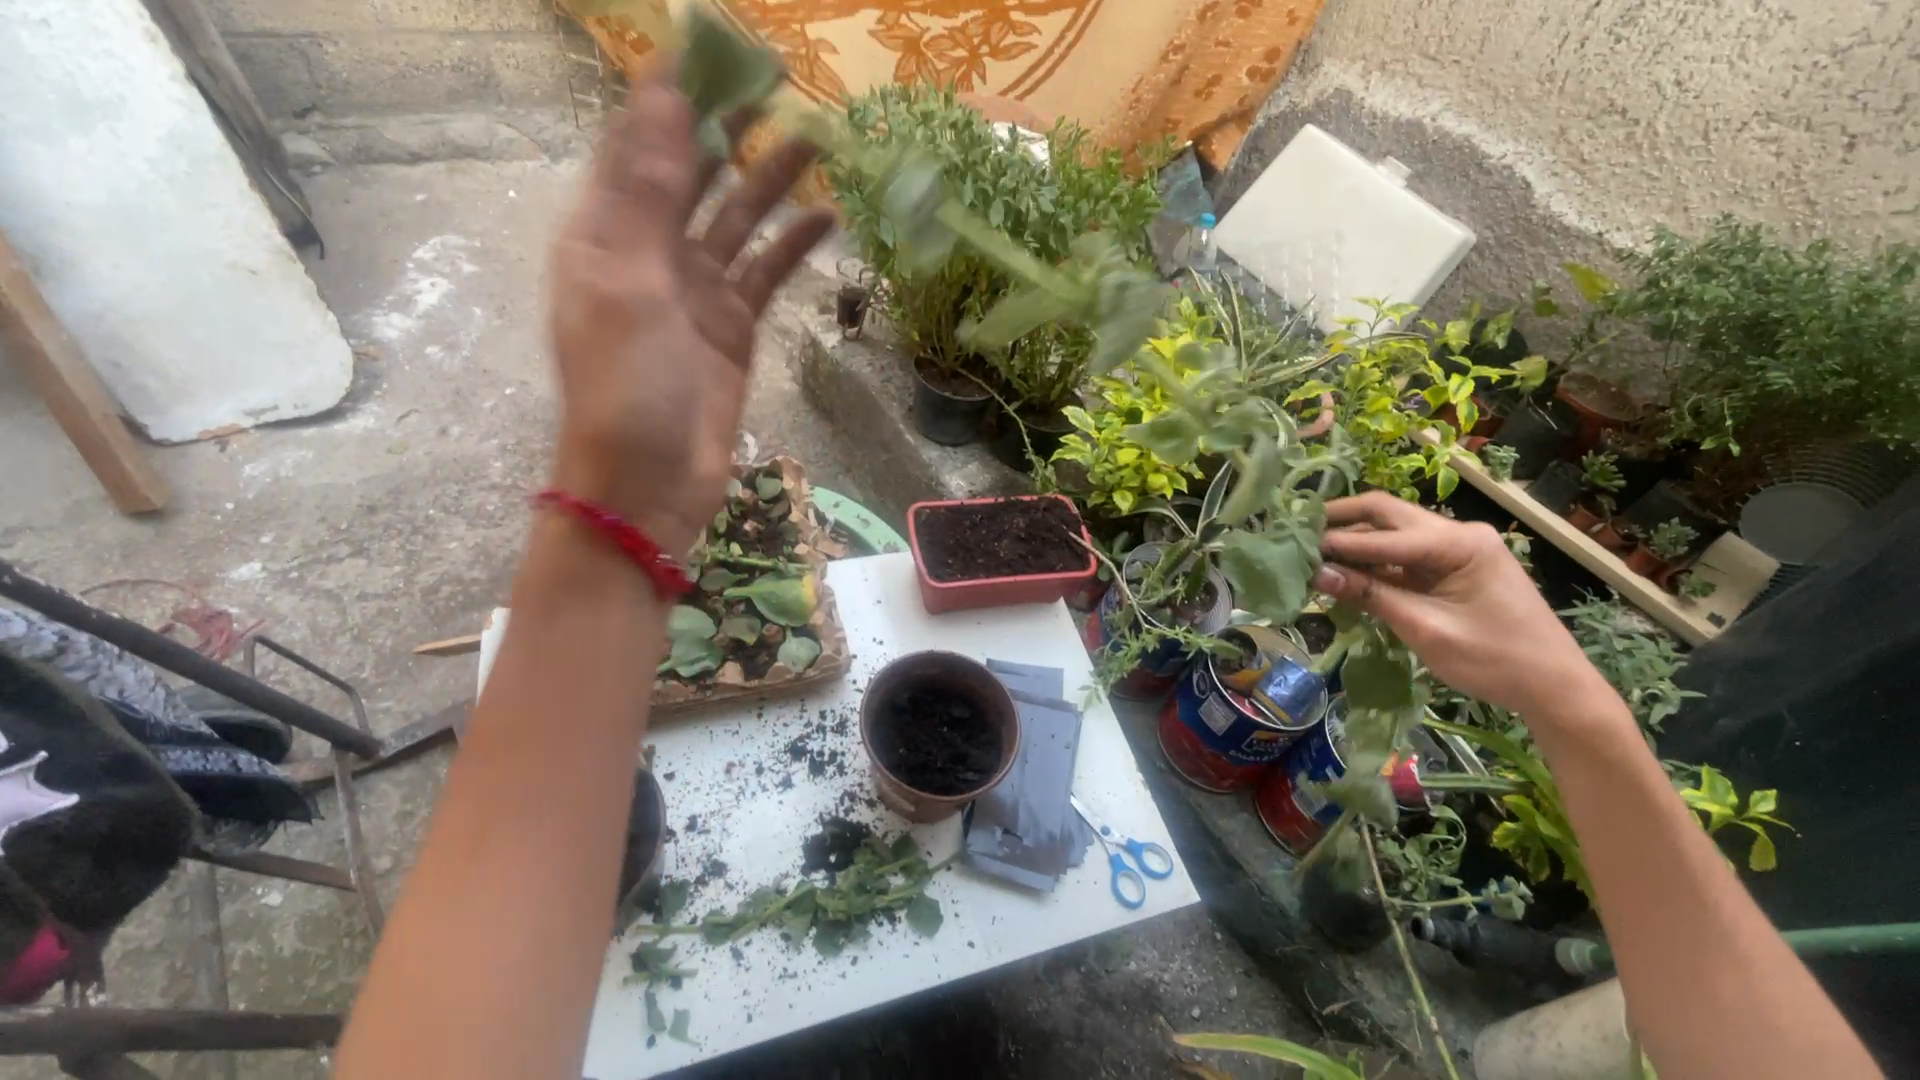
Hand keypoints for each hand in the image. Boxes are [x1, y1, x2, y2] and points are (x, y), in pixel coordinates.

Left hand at [546, 62, 832, 553]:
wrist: (648, 485)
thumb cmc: (625, 385)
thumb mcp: (627, 280)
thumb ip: (648, 190)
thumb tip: (661, 95)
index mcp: (603, 233)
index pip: (634, 144)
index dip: (667, 96)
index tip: (713, 48)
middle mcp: (648, 252)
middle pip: (690, 174)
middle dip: (728, 129)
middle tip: (779, 85)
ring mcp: (695, 291)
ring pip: (736, 220)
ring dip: (771, 183)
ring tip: (817, 141)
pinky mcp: (734, 327)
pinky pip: (766, 272)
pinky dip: (792, 246)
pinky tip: (827, 219)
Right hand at [1311, 493, 1612, 721]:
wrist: (1555, 687)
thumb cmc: (1494, 660)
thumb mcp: (1426, 629)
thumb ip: (1371, 595)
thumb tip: (1317, 574)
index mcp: (1459, 542)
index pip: (1383, 534)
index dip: (1336, 542)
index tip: (1293, 546)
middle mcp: (1458, 533)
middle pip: (1387, 513)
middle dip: (1341, 520)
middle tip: (1296, 528)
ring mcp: (1458, 548)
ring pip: (1394, 530)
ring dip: (1355, 539)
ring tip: (1311, 550)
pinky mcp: (1455, 567)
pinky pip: (1405, 553)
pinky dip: (1373, 559)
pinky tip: (1344, 569)